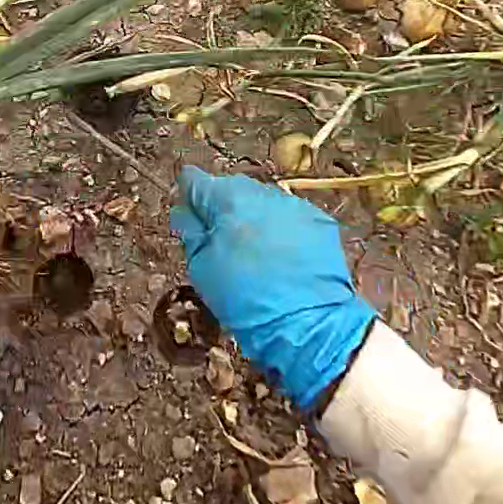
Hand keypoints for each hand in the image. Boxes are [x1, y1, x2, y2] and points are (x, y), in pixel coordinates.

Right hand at [169, 167, 377, 409]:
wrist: (309, 324)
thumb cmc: (246, 299)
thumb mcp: (202, 269)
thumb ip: (190, 231)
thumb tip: (184, 209)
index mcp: (227, 198)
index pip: (193, 180)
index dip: (188, 199)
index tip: (191, 221)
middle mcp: (261, 192)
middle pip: (229, 189)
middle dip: (222, 211)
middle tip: (224, 247)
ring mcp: (293, 204)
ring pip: (260, 203)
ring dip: (253, 220)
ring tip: (257, 257)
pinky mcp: (318, 220)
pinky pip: (288, 217)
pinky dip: (281, 231)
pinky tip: (282, 260)